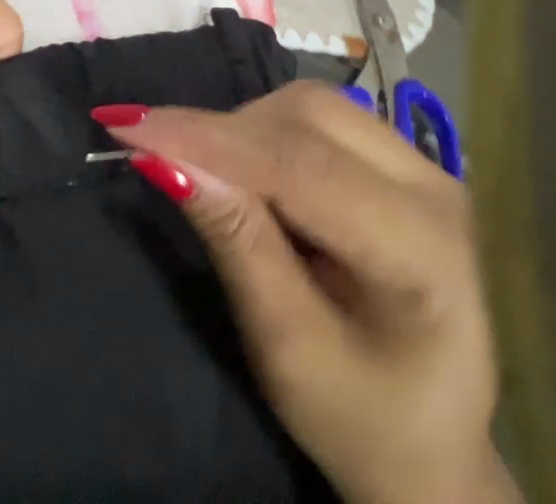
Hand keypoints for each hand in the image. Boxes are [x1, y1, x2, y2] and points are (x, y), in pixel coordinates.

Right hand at [95, 83, 519, 503]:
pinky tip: (234, 170)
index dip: (205, 138)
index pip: (299, 165)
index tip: (123, 127)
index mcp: (422, 248)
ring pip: (309, 108)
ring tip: (197, 171)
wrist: (425, 447)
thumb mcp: (285, 344)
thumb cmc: (356, 415)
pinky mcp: (397, 170)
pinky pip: (316, 122)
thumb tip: (163, 160)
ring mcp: (422, 172)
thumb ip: (235, 242)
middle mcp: (433, 189)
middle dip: (219, 130)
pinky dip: (258, 134)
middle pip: (307, 117)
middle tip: (152, 156)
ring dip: (237, 128)